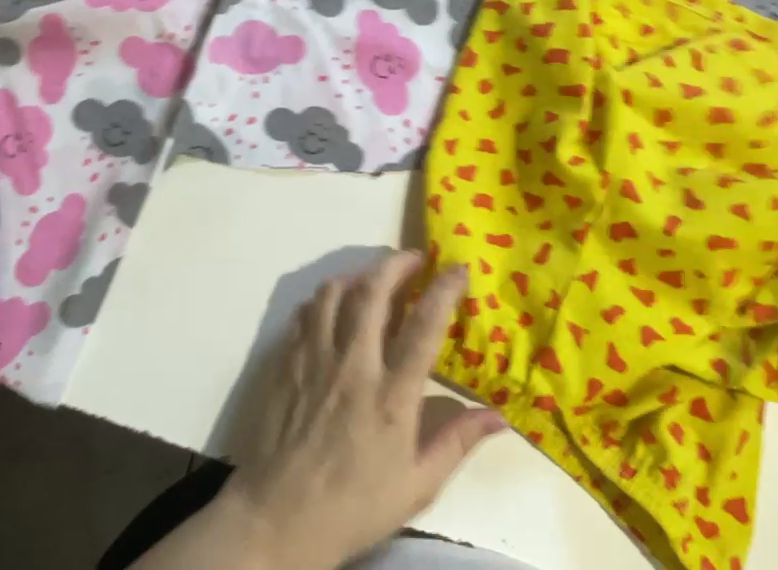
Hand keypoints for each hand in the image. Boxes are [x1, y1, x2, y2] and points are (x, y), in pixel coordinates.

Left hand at [222, 253, 505, 568]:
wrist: (278, 517)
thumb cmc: (354, 506)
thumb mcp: (417, 486)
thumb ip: (456, 442)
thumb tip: (498, 416)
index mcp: (392, 395)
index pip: (424, 326)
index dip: (444, 290)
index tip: (457, 269)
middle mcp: (352, 365)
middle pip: (373, 292)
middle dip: (396, 265)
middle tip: (413, 259)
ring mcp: (313, 359)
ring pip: (332, 293)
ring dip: (357, 276)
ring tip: (372, 278)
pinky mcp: (284, 363)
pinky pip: (304, 313)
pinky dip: (323, 299)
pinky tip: (332, 306)